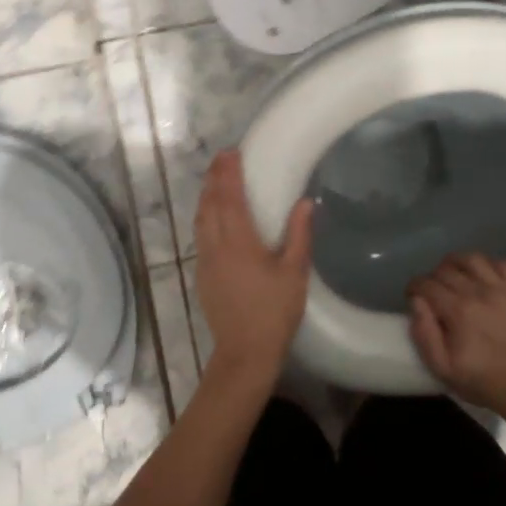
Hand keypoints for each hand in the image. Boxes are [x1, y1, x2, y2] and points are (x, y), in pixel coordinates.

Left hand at [193, 150, 314, 387]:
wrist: (245, 352)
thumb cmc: (274, 311)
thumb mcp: (295, 272)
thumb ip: (299, 234)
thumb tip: (305, 202)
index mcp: (239, 242)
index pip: (229, 197)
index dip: (229, 173)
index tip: (232, 152)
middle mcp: (216, 246)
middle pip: (209, 204)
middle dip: (214, 178)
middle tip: (222, 158)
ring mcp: (205, 261)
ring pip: (201, 219)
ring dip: (206, 195)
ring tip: (216, 179)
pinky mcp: (202, 275)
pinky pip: (200, 235)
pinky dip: (205, 216)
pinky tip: (213, 216)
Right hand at [407, 254, 505, 423]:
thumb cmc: (482, 380)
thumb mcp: (443, 368)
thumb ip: (424, 333)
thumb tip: (416, 301)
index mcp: (458, 311)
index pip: (427, 284)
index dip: (414, 286)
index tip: (413, 295)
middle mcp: (480, 292)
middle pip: (447, 269)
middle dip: (433, 277)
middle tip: (433, 290)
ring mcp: (504, 288)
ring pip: (473, 259)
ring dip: (458, 263)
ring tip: (455, 275)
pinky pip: (502, 264)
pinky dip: (488, 265)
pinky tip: (483, 277)